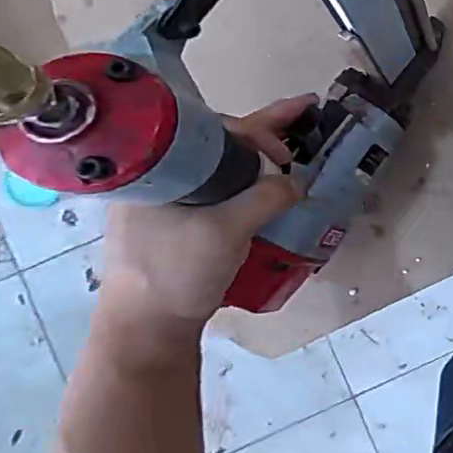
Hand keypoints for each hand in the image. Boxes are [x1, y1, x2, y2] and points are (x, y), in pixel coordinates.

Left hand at [95, 94, 317, 341]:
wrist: (147, 331)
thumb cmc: (174, 274)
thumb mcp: (225, 232)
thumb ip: (265, 200)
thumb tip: (299, 182)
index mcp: (156, 169)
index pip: (213, 130)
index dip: (257, 129)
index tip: (289, 142)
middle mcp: (162, 178)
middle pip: (219, 142)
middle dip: (264, 131)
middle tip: (305, 122)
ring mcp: (171, 201)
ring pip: (222, 166)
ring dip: (260, 156)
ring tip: (296, 145)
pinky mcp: (183, 223)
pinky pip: (222, 190)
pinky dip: (252, 183)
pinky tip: (274, 186)